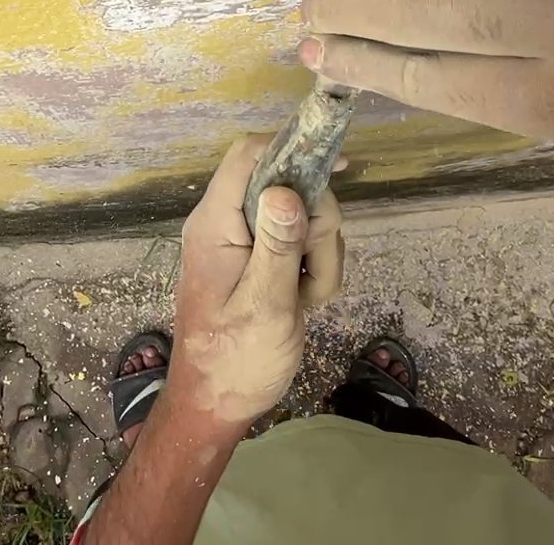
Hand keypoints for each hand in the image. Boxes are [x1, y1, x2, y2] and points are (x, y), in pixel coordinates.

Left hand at [168, 136, 344, 430]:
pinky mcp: (261, 258)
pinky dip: (313, 271)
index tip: (338, 166)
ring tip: (304, 299)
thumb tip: (288, 189)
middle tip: (311, 269)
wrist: (217, 404)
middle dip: (315, 225)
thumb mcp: (264, 306)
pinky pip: (302, 244)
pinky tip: (304, 302)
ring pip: (303, 217)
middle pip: (287, 186)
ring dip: (318, 257)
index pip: (248, 155)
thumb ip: (278, 246)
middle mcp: (227, 221)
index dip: (291, 149)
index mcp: (215, 222)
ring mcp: (245, 240)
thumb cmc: (234, 360)